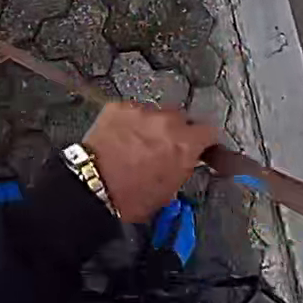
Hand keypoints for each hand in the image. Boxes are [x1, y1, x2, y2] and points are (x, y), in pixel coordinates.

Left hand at [80, 102, 217, 222]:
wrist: (93, 185)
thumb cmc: (129, 196)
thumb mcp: (168, 191)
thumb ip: (183, 167)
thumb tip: (186, 160)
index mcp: (184, 145)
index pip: (209, 132)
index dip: (205, 140)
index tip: (201, 145)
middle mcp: (167, 122)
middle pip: (182, 118)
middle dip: (177, 131)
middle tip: (165, 146)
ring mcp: (142, 111)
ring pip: (156, 112)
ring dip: (153, 124)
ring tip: (139, 142)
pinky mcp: (120, 106)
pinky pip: (133, 109)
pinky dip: (131, 120)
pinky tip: (123, 135)